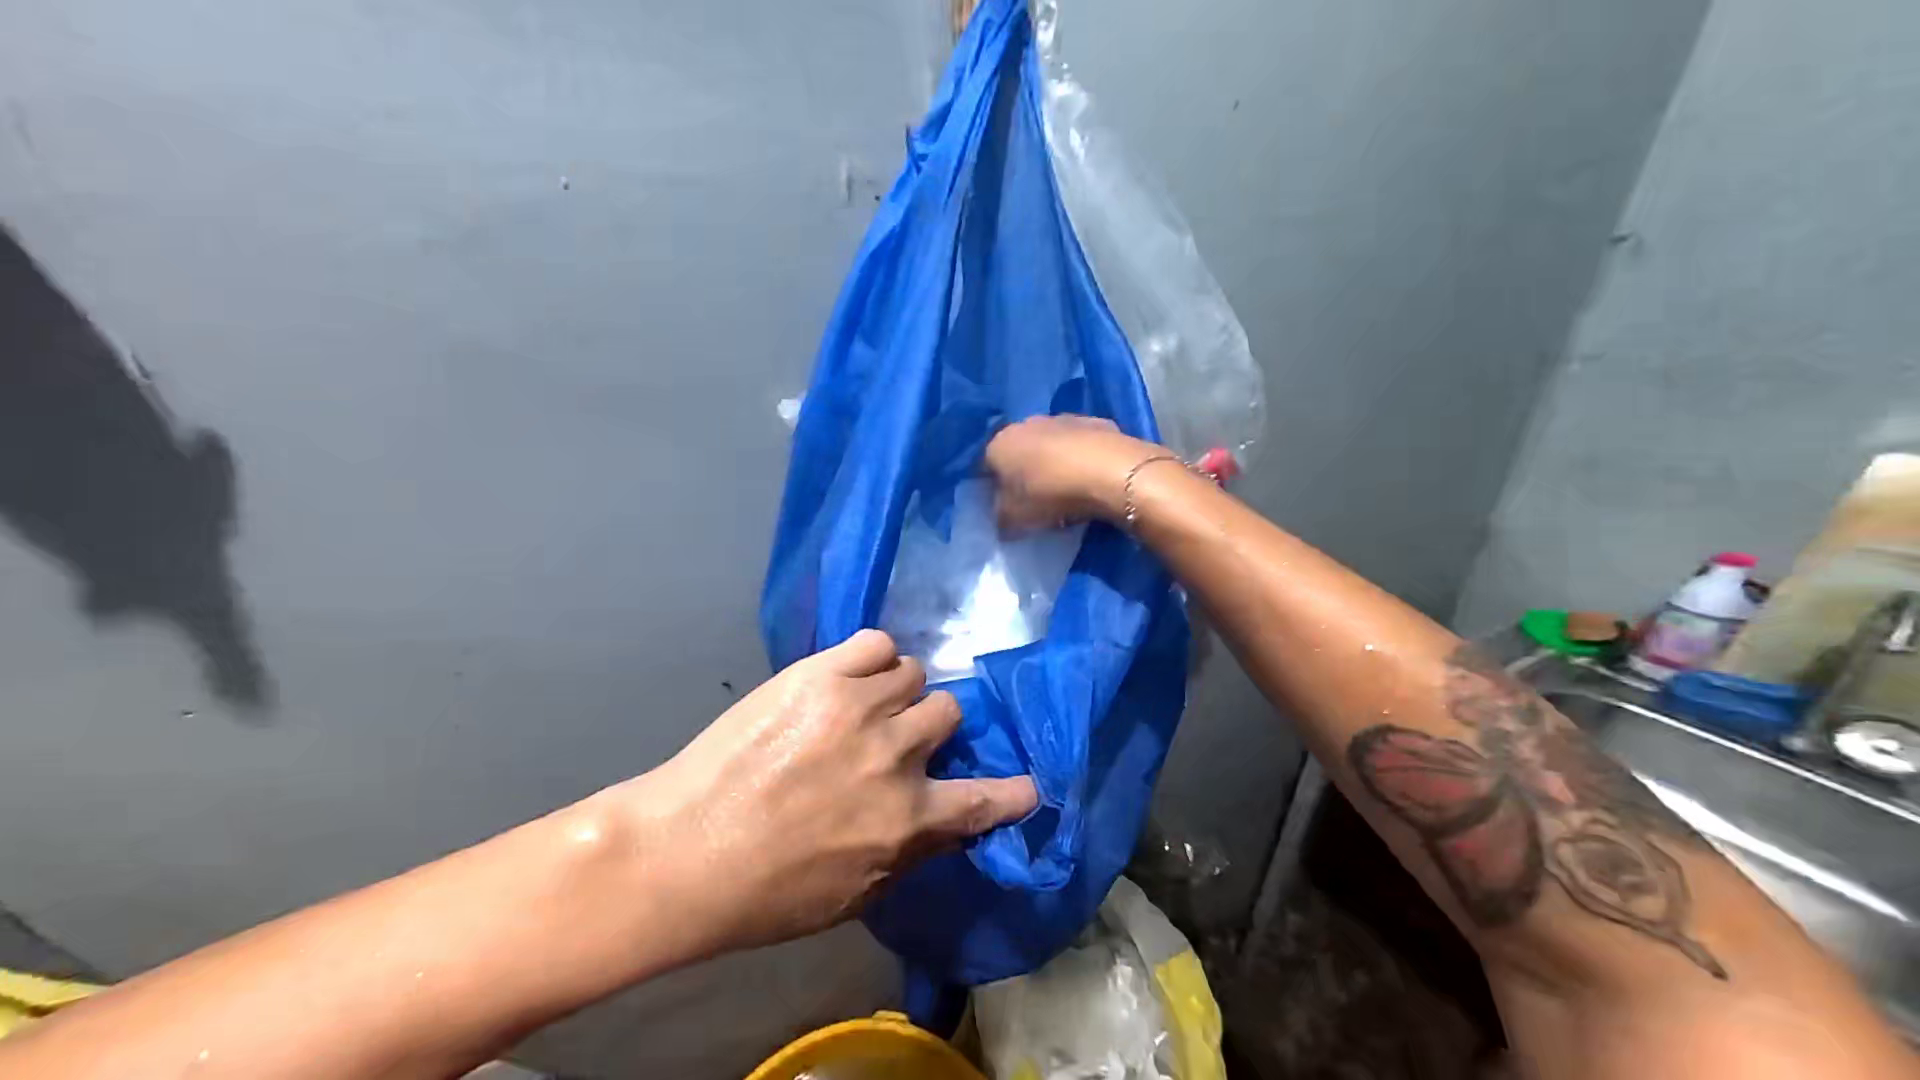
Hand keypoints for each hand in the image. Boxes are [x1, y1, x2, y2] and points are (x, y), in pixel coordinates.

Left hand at [622, 630, 1036, 955]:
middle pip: (948, 711)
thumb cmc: (765, 893)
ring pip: (913, 673)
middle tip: (898, 736)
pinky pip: (877, 643)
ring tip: (863, 703)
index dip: (1013, 790)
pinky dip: (872, 657)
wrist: (683, 851)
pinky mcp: (821, 674)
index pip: (985, 798)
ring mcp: (860, 707)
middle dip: (928, 726)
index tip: (1029, 783)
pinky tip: (851, 674)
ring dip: (896, 692)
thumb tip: (939, 818)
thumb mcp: (854, 896)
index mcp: (909, 819)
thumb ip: (909, 850)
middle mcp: (897, 755)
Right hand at [984, 415, 1166, 528]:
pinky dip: (1081, 456)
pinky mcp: (1096, 421)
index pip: (985, 466)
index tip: (1003, 506)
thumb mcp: (1015, 520)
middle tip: (1033, 498)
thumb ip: (1001, 519)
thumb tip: (1002, 520)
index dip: (992, 488)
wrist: (1110, 471)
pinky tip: (1090, 477)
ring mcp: (1062, 418)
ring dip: (1052, 461)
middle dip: (1022, 471)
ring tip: (1065, 488)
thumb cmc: (1050, 494)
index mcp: (999, 444)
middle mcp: (1025, 423)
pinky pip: (1080, 443)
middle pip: (1018, 450)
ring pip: (1049, 443)